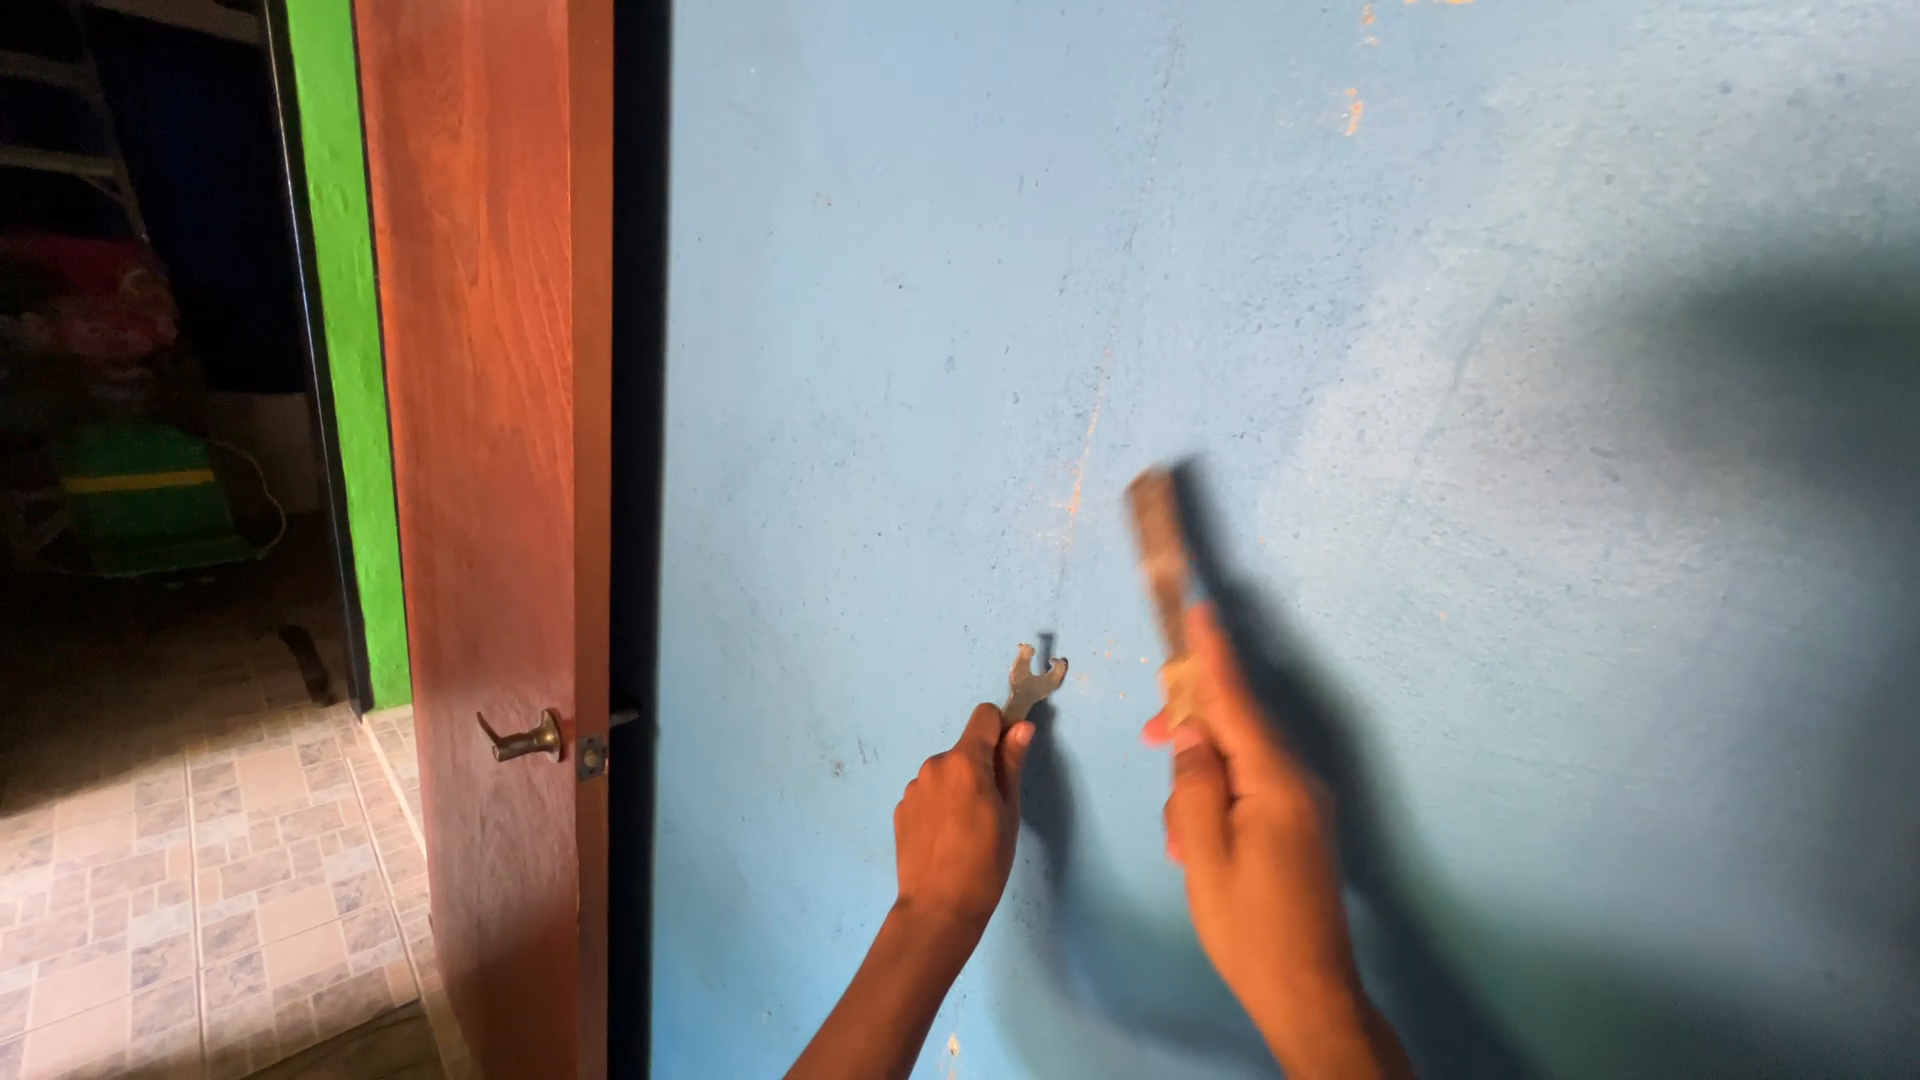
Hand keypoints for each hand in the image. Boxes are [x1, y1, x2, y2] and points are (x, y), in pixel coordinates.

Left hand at [892, 703, 1032, 933]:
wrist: (938, 908)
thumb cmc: (986, 861)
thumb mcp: (1009, 812)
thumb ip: (1012, 763)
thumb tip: (1022, 726)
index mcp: (964, 760)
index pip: (984, 716)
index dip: (1000, 730)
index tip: (1008, 758)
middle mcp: (934, 764)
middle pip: (965, 750)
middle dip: (979, 768)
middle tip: (990, 811)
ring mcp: (913, 787)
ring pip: (945, 773)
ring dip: (957, 788)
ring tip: (965, 831)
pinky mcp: (901, 808)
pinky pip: (928, 794)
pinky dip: (938, 807)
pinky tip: (944, 840)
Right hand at [1145, 606, 1409, 1076]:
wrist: (1308, 994)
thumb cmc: (1247, 926)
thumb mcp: (1203, 851)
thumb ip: (1194, 781)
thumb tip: (1191, 732)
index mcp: (1275, 782)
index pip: (1236, 701)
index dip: (1212, 655)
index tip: (1199, 613)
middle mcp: (1296, 781)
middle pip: (1234, 726)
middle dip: (1188, 729)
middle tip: (1147, 738)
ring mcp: (1301, 802)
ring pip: (1235, 760)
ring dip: (1197, 780)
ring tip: (1181, 840)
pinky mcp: (1297, 821)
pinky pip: (1247, 786)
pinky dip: (1214, 800)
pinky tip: (1196, 844)